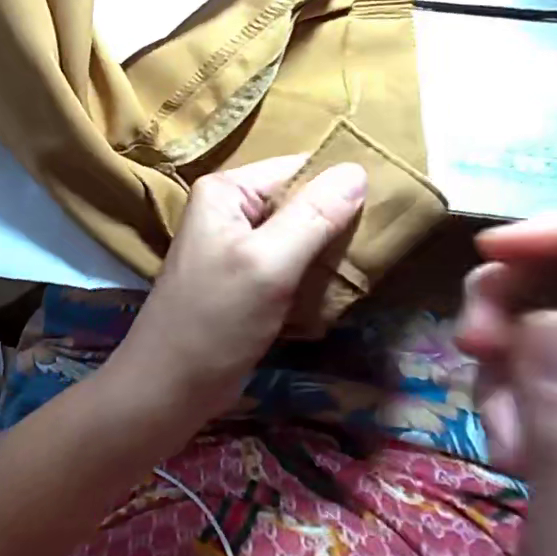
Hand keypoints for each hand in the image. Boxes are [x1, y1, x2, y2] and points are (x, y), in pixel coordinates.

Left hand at [105, 156, 366, 425]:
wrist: (169, 386)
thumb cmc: (216, 321)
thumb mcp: (268, 263)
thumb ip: (313, 216)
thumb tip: (357, 170)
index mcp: (226, 191)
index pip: (297, 168)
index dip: (340, 185)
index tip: (387, 207)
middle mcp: (229, 209)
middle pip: (299, 200)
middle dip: (337, 221)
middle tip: (381, 243)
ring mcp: (235, 244)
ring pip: (298, 234)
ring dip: (328, 251)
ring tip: (366, 265)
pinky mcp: (245, 277)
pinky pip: (290, 262)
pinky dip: (313, 273)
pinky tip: (338, 287)